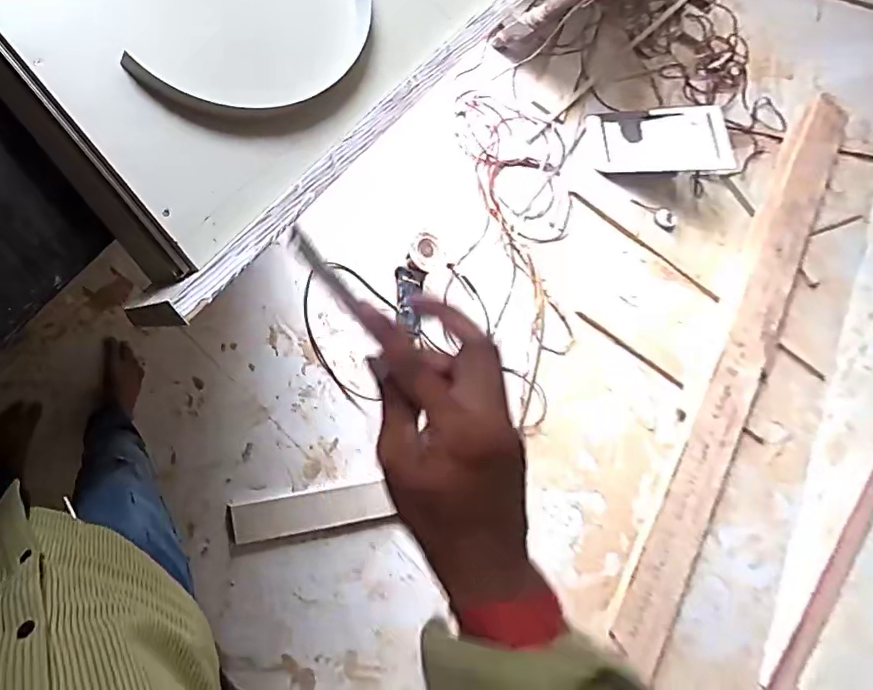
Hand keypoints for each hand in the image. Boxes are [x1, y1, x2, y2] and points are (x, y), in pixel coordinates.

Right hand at [366, 297, 545, 613]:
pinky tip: (424, 395)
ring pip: (480, 365)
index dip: (387, 331)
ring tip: (406, 375)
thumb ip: (392, 404)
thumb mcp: (397, 461)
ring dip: (443, 356)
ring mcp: (507, 424)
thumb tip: (381, 362)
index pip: (417, 363)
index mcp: (460, 428)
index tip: (364, 306)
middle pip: (479, 346)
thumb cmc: (435, 521)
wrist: (489, 567)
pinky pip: (479, 388)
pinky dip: (451, 378)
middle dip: (447, 319)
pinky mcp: (508, 432)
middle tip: (413, 308)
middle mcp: (492, 418)